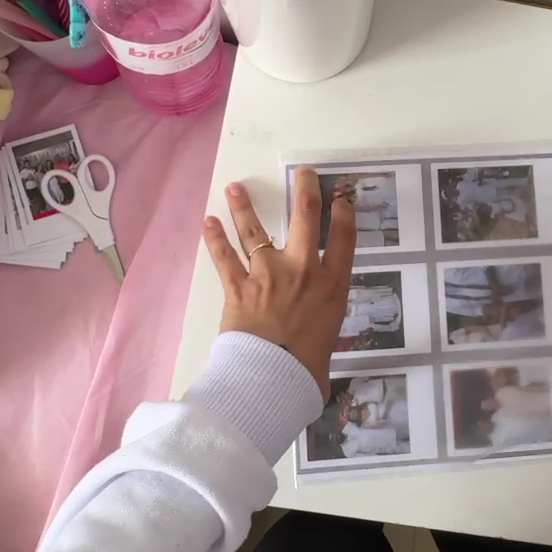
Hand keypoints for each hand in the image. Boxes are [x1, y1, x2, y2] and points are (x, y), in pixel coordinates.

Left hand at [203, 166, 355, 396]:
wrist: (270, 379)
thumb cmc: (307, 372)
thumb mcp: (327, 348)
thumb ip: (319, 339)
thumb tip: (314, 364)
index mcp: (332, 286)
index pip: (344, 240)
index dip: (343, 215)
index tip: (341, 198)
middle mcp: (303, 271)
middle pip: (305, 220)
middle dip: (305, 191)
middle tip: (303, 172)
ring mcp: (268, 275)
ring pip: (256, 232)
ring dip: (244, 208)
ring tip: (235, 188)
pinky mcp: (238, 287)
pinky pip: (224, 259)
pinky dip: (214, 240)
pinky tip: (208, 221)